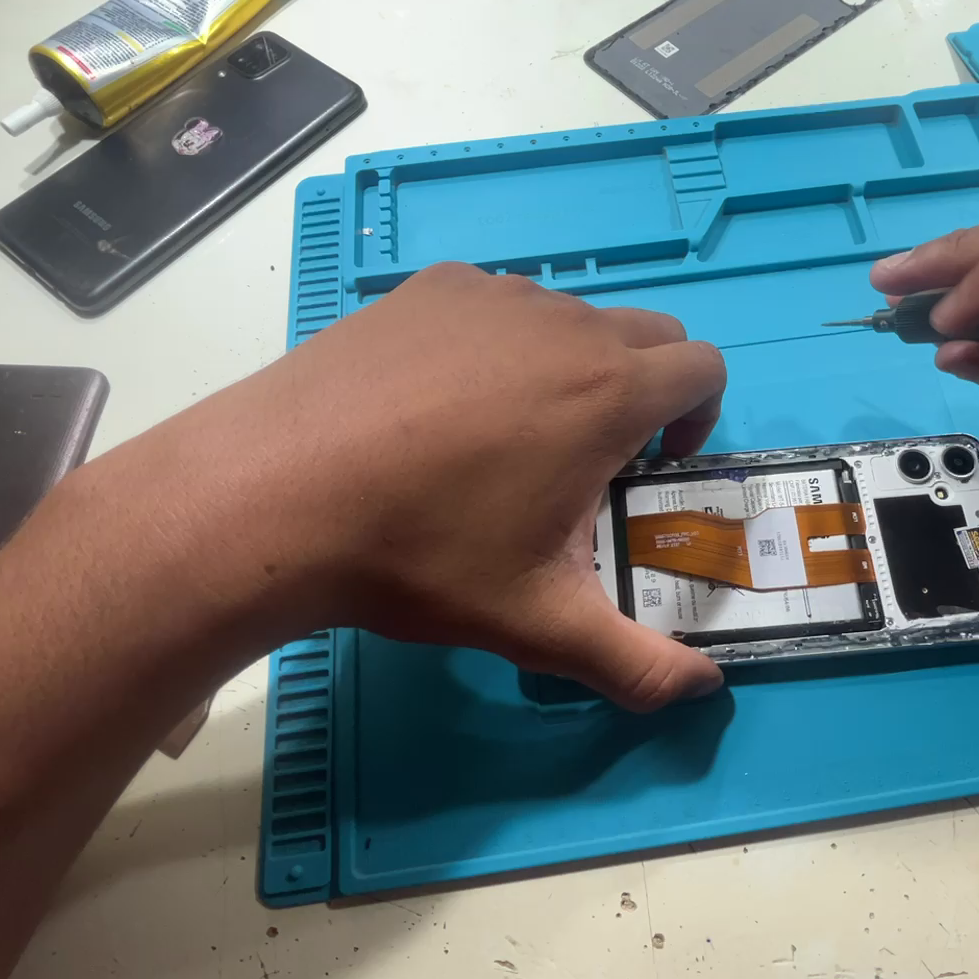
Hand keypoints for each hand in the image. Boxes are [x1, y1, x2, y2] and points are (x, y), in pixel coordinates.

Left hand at [76, 262, 725, 710]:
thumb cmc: (422, 555)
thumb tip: (706, 691)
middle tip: (592, 457)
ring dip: (576, 365)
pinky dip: (507, 344)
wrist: (272, 496)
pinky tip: (446, 401)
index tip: (653, 465)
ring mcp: (493, 295)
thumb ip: (637, 664)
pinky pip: (502, 305)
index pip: (703, 368)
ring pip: (574, 318)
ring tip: (511, 433)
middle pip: (650, 334)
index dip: (698, 416)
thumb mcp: (539, 623)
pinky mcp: (431, 287)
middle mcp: (563, 325)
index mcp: (608, 392)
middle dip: (647, 389)